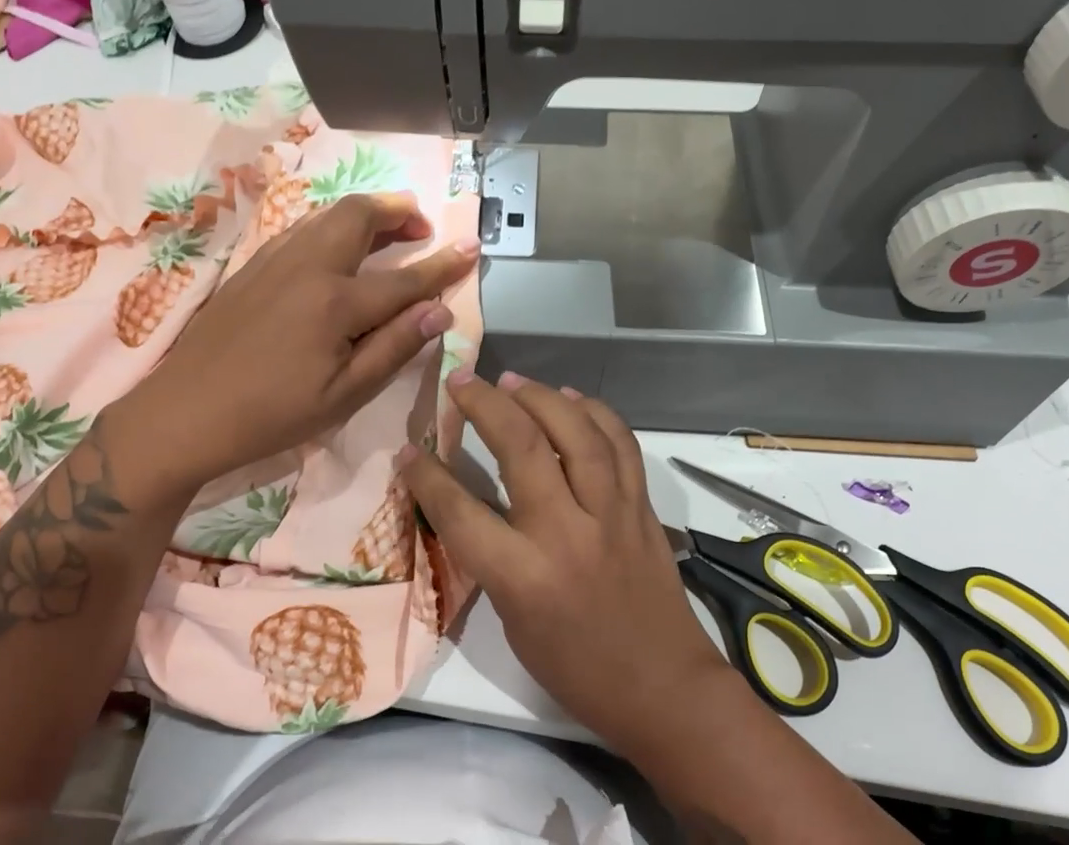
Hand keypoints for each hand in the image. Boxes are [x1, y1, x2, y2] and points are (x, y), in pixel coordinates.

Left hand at [126, 192, 476, 506]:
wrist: (183, 413)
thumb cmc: (271, 414)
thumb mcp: (343, 396)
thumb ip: (393, 348)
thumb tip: (439, 311)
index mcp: (335, 303)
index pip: (404, 278)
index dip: (443, 264)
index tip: (472, 246)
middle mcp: (308, 267)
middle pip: (361, 215)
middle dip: (399, 211)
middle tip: (421, 228)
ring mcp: (275, 260)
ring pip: (329, 213)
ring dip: (366, 213)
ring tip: (388, 233)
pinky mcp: (252, 265)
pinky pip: (303, 227)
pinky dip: (333, 224)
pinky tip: (337, 249)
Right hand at [397, 371, 731, 750]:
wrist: (662, 687)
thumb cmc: (575, 668)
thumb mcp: (513, 621)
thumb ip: (490, 558)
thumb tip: (466, 503)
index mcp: (524, 577)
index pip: (461, 511)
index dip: (426, 476)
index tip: (406, 450)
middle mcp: (567, 534)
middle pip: (520, 447)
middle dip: (484, 405)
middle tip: (460, 381)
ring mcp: (612, 514)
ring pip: (576, 433)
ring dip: (541, 396)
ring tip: (512, 381)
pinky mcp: (642, 508)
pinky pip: (621, 444)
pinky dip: (595, 413)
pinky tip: (572, 399)